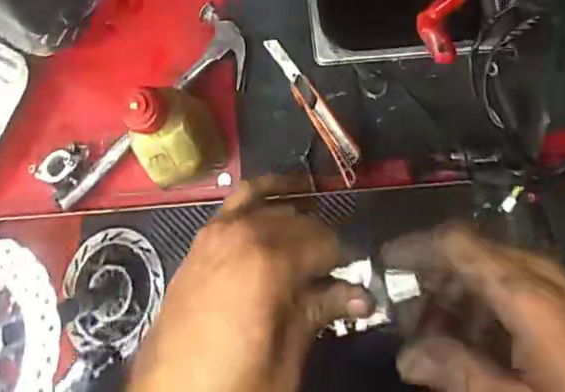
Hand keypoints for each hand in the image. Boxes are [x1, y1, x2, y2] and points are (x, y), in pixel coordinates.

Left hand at [129, 178, 371, 391]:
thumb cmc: (233, 384)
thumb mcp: (284, 360)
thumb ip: (318, 314)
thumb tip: (361, 296)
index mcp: (269, 263)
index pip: (325, 242)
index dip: (345, 260)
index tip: (356, 279)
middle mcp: (245, 232)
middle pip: (300, 222)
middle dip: (323, 242)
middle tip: (339, 271)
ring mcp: (220, 229)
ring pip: (272, 206)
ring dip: (296, 215)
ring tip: (316, 234)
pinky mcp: (203, 236)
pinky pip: (238, 199)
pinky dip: (263, 192)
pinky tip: (281, 194)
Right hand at [386, 224, 564, 391]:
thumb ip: (459, 373)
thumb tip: (404, 356)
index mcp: (525, 291)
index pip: (455, 243)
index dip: (415, 246)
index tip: (383, 261)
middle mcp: (540, 273)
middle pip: (471, 254)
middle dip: (434, 280)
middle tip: (406, 318)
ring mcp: (561, 287)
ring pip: (492, 270)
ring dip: (459, 296)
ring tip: (437, 338)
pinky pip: (516, 286)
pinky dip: (487, 306)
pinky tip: (477, 344)